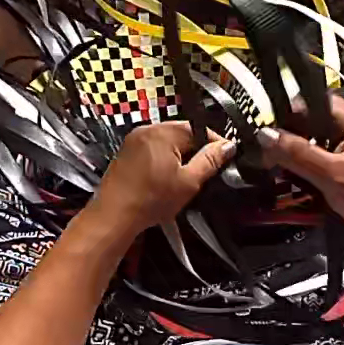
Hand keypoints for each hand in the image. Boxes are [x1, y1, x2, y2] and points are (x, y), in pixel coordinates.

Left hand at [82, 122, 233, 244]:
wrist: (114, 216)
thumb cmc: (152, 200)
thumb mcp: (189, 182)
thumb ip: (210, 161)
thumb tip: (229, 145)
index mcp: (164, 132)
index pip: (199, 128)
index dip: (215, 142)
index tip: (226, 157)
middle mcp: (148, 129)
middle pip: (182, 132)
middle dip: (197, 149)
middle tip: (208, 170)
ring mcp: (134, 139)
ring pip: (168, 141)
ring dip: (180, 154)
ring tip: (188, 176)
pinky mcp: (127, 152)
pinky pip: (153, 148)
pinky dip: (164, 158)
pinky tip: (167, 177)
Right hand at [260, 96, 343, 256]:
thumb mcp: (334, 174)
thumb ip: (298, 154)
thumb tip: (263, 134)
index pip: (314, 103)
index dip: (288, 110)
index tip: (262, 124)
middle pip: (309, 125)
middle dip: (285, 135)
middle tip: (258, 148)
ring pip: (309, 147)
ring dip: (290, 155)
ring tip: (264, 163)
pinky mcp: (342, 175)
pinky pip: (314, 166)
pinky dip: (299, 171)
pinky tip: (281, 176)